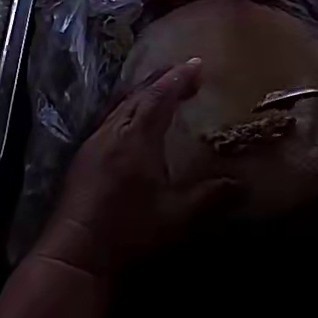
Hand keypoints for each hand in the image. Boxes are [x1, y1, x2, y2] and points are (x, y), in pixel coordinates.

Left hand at [32, 58, 235, 278]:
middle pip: (137, 95)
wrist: (75, 253)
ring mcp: (93, 144)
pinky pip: (109, 121)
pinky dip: (127, 112)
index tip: (197, 64)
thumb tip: (242, 184)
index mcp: (136, 137)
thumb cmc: (128, 231)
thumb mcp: (177, 217)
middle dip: (161, 81)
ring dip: (141, 95)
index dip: (179, 79)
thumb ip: (211, 198)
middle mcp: (111, 132)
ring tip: (159, 93)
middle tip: (182, 73)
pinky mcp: (83, 160)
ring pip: (120, 107)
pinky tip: (131, 127)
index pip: (159, 96)